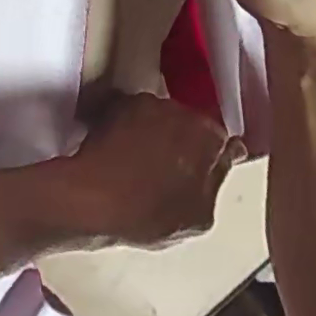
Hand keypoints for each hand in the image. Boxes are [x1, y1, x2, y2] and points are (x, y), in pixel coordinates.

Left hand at [63, 93, 237, 246]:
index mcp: (206, 135)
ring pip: (161, 115)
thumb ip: (215, 180)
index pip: (222, 138)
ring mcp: (144, 101)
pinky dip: (133, 125)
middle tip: (174, 168)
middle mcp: (178, 108)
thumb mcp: (200, 214)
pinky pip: (134, 112)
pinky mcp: (115, 101)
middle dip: (185, 140)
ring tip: (144, 160)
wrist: (93, 194)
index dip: (215, 153)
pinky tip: (124, 149)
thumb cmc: (150, 212)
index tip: (207, 165)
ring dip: (158, 130)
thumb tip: (220, 161)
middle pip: (190, 122)